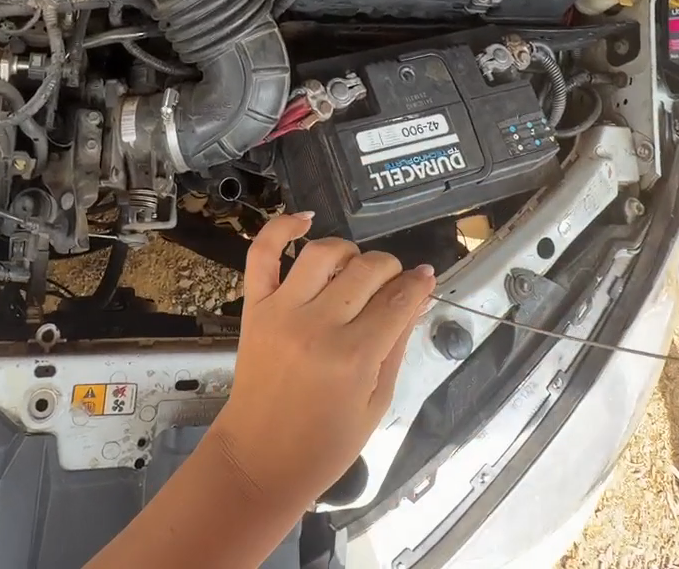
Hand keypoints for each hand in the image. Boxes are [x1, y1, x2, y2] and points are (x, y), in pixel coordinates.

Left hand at [205, 213, 435, 508]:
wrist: (260, 459)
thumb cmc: (324, 444)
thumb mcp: (376, 404)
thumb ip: (396, 346)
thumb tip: (416, 297)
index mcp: (353, 357)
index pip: (397, 301)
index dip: (418, 284)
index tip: (425, 276)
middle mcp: (317, 326)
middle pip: (366, 271)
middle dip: (390, 269)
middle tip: (393, 281)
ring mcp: (281, 311)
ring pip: (322, 253)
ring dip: (348, 251)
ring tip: (356, 266)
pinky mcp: (253, 307)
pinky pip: (262, 254)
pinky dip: (281, 227)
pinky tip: (305, 219)